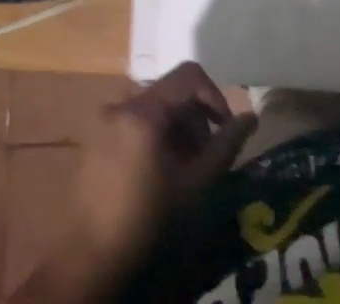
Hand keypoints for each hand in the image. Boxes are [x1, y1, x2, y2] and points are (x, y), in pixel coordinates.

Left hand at [68, 63, 257, 265]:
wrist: (88, 262)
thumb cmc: (147, 218)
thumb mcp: (196, 182)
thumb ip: (226, 144)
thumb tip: (251, 117)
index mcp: (141, 111)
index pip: (189, 76)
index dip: (215, 96)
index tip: (224, 128)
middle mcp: (118, 107)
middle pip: (170, 92)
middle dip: (195, 119)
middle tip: (205, 156)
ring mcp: (101, 125)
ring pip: (153, 108)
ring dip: (176, 129)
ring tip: (183, 167)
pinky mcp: (92, 143)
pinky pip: (133, 123)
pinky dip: (154, 136)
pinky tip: (158, 172)